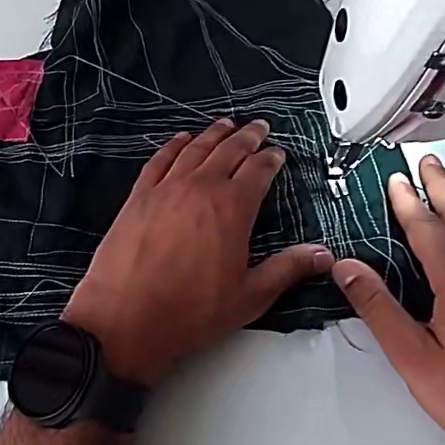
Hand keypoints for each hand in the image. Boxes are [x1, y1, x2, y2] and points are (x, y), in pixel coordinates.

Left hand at [61, 119, 333, 384]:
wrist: (124, 318)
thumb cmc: (186, 312)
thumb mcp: (248, 297)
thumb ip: (286, 270)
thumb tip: (320, 255)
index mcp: (231, 209)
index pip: (258, 171)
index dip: (270, 159)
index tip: (277, 154)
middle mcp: (198, 190)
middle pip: (227, 151)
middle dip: (246, 137)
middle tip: (258, 128)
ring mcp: (164, 191)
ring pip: (193, 150)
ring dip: (212, 135)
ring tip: (224, 125)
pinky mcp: (136, 199)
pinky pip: (158, 162)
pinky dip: (172, 147)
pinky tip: (179, 141)